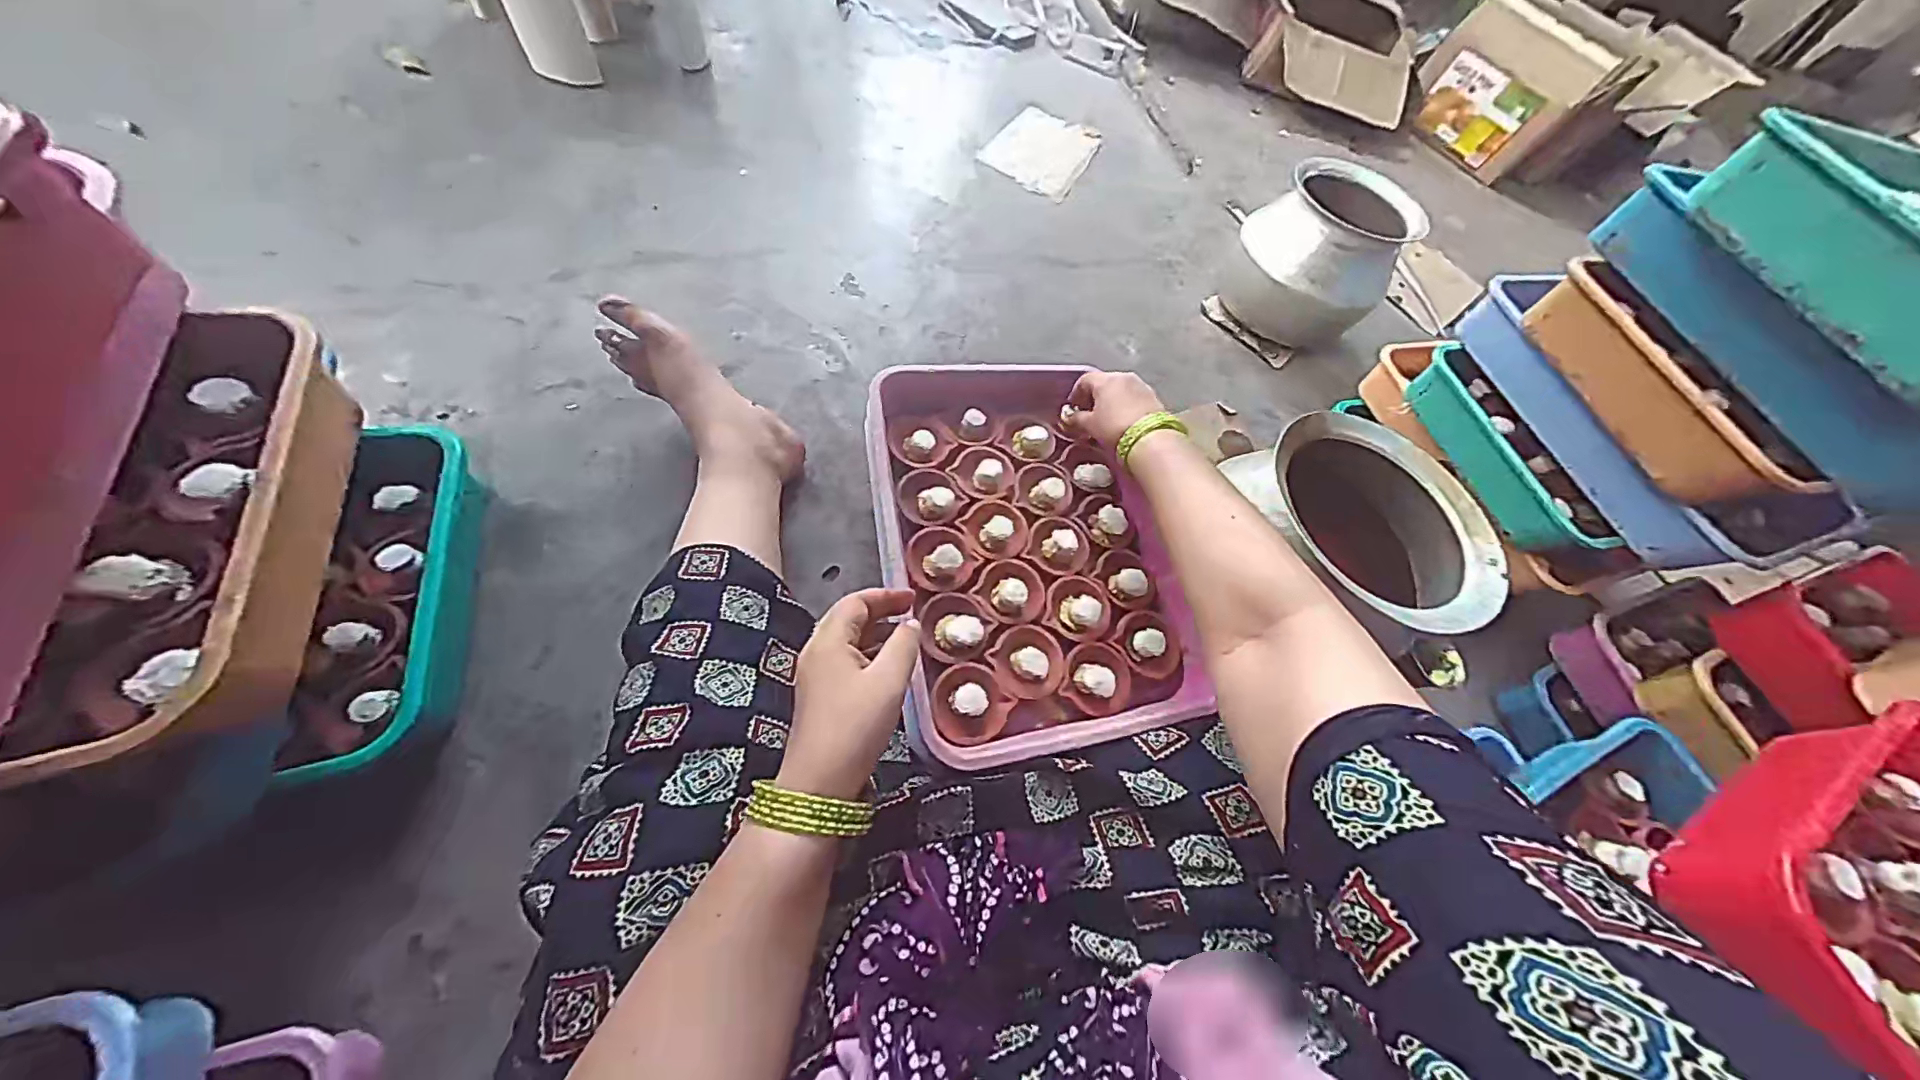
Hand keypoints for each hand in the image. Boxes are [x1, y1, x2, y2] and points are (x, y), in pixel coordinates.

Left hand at [778, 589, 920, 801]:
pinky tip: (889, 667)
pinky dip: (869, 654)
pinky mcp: (820, 694)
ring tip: (906, 637)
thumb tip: (911, 625)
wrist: (820, 782)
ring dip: (876, 633)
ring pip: (848, 641)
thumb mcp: (889, 682)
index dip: (885, 595)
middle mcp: (816, 652)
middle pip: (848, 618)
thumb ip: (904, 645)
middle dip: (881, 611)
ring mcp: (815, 674)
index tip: (913, 597)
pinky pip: (846, 660)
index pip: (855, 602)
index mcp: (828, 641)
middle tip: (912, 613)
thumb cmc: (855, 726)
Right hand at [1064, 371, 1168, 447]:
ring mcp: (1141, 386)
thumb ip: (1076, 419)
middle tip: (1088, 416)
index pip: (1084, 380)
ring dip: (1111, 402)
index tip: (1073, 408)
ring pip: (1120, 391)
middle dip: (1094, 398)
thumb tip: (1068, 417)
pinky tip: (1122, 422)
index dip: (1076, 394)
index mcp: (1105, 380)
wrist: (1150, 440)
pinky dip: (1125, 407)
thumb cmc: (1114, 428)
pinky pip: (1133, 399)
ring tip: (1106, 421)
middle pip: (1104, 383)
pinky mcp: (1154, 399)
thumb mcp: (1089, 426)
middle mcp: (1124, 377)